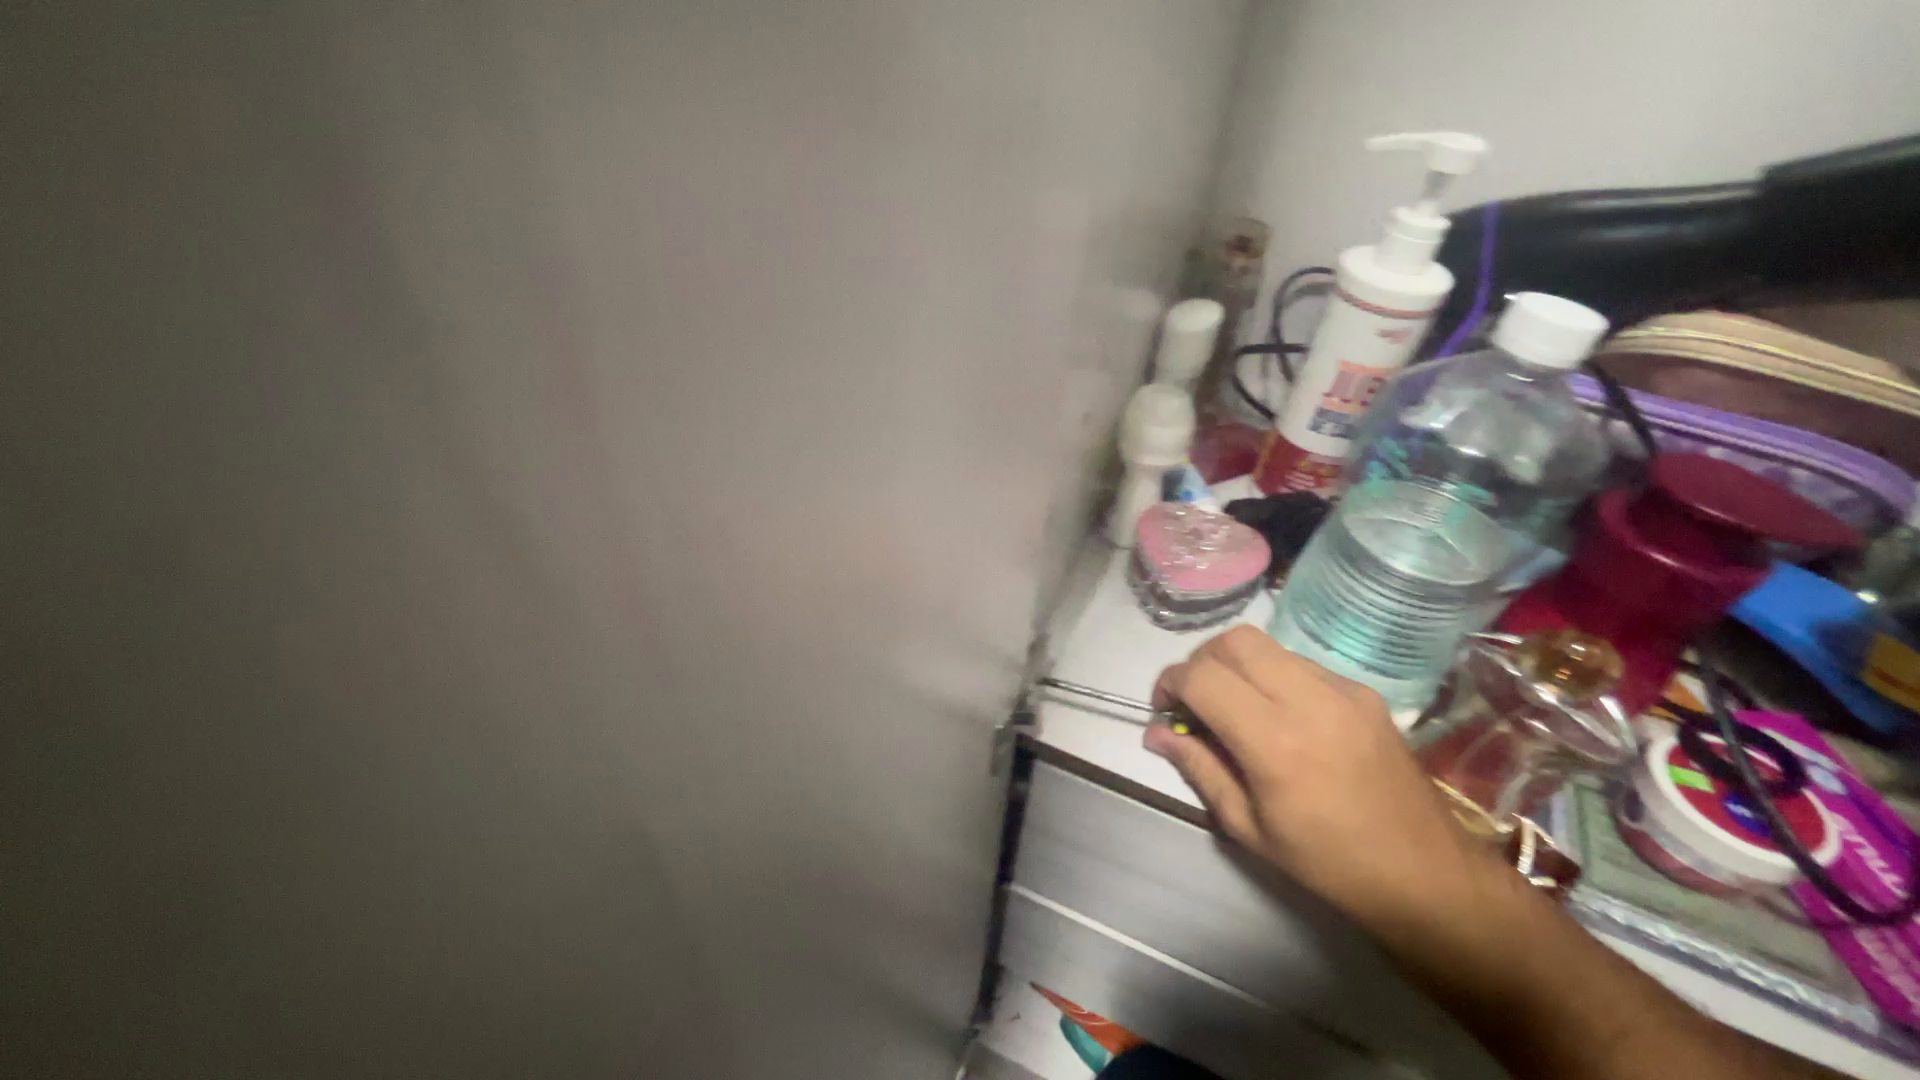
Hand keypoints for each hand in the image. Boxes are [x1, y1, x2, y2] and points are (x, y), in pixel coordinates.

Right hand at [1145, 626, 1516, 947]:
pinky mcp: (1365, 692)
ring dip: (1237, 666)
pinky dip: (1273, 676)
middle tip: (1194, 700)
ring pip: (1268, 646)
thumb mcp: (1248, 827)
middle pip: (1234, 641)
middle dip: (1200, 661)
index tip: (1165, 709)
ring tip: (1234, 707)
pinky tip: (1278, 716)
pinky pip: (1301, 664)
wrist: (1425, 872)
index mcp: (1274, 742)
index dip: (1170, 683)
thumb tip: (1156, 733)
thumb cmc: (1328, 863)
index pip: (1202, 677)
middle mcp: (1309, 701)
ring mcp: (1343, 691)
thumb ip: (1199, 768)